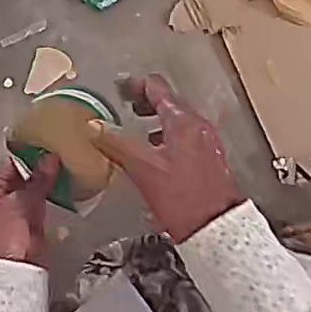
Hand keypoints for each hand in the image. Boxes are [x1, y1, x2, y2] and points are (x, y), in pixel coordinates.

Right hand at [90, 74, 242, 242]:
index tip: (121, 87)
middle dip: (146, 100)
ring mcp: (207, 140)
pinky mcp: (210, 156)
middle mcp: (198, 125)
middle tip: (127, 103)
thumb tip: (95, 127)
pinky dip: (169, 133)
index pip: (158, 88)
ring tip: (139, 126)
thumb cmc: (182, 198)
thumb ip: (117, 144)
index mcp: (183, 121)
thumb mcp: (143, 169)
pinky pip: (187, 134)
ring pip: (179, 118)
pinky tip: (158, 150)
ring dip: (158, 117)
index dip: (136, 85)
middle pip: (170, 101)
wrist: (215, 226)